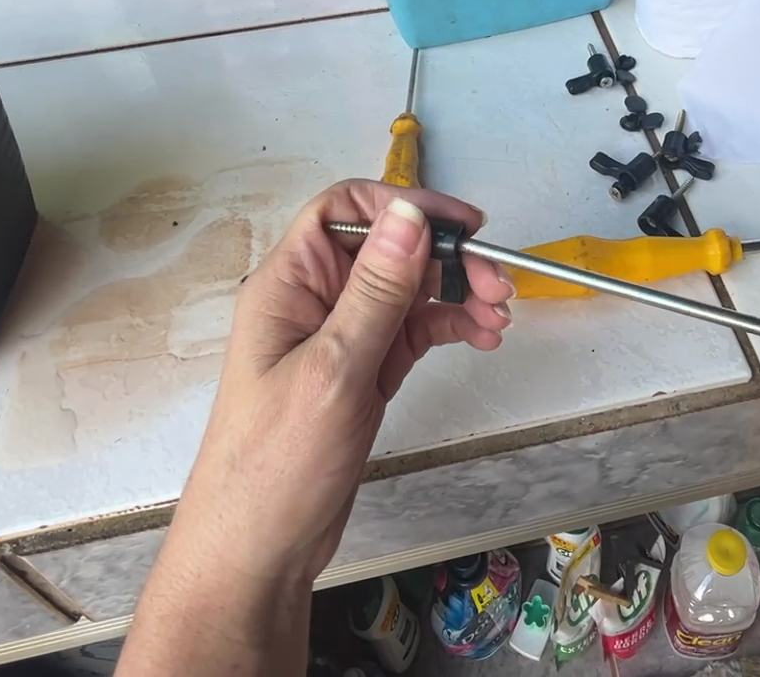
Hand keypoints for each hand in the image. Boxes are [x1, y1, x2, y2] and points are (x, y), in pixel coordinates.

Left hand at [120, 182, 513, 676]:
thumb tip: (411, 212)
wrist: (261, 552)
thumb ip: (377, 288)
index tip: (460, 225)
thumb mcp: (336, 367)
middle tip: (498, 283)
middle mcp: (318, 297)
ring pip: (410, 288)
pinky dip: (450, 325)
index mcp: (291, 281)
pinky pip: (415, 328)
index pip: (347, 210)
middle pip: (390, 248)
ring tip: (499, 315)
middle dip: (447, 257)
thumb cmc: (279, 461)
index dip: (404, 205)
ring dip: (458, 293)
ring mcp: (344, 333)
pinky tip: (481, 335)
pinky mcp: (366, 366)